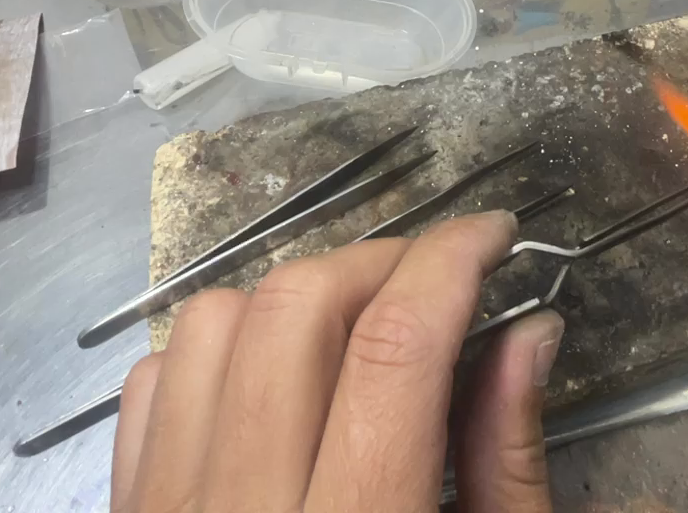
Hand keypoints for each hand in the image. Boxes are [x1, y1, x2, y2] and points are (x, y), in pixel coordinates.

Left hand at [109, 210, 562, 511]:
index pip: (395, 346)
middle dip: (383, 262)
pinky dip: (224, 346)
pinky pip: (157, 383)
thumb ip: (507, 455)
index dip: (452, 258)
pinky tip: (279, 379)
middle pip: (296, 310)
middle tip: (440, 281)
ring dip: (302, 295)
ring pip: (215, 323)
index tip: (497, 232)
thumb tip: (530, 328)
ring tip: (362, 324)